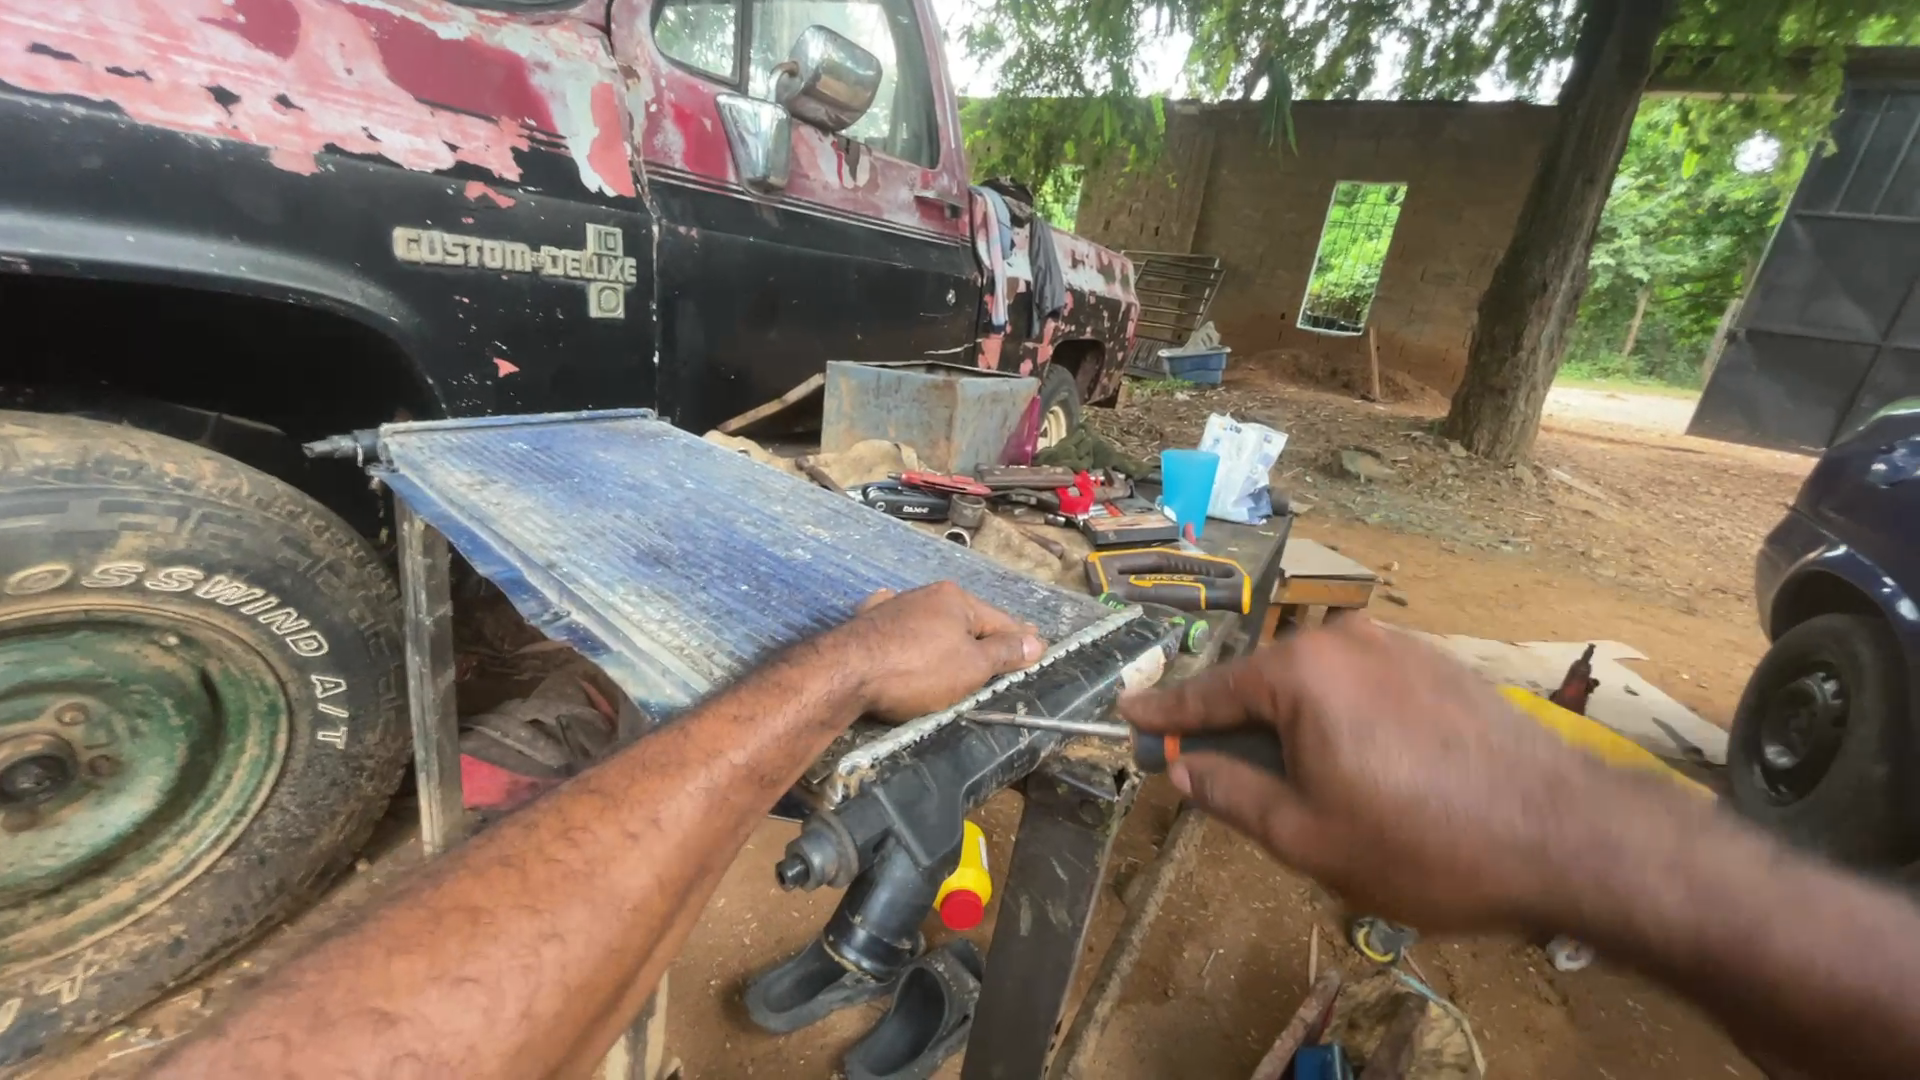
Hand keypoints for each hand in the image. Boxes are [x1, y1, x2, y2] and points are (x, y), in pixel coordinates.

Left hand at [827, 583, 1045, 722]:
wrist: (845, 673)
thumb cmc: (917, 670)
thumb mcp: (971, 666)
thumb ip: (1003, 653)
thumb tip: (1036, 640)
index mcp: (955, 599)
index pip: (999, 621)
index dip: (1020, 639)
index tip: (1036, 647)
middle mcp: (925, 595)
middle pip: (965, 620)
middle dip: (983, 635)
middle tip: (1002, 652)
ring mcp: (893, 606)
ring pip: (931, 622)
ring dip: (947, 635)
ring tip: (960, 651)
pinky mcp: (866, 624)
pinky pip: (898, 626)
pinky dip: (909, 632)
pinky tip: (904, 630)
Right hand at [1117, 616, 1640, 932]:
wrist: (1576, 839)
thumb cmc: (1424, 843)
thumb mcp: (1306, 835)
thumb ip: (1230, 794)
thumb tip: (1180, 769)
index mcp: (1298, 672)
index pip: (1208, 694)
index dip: (1163, 712)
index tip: (1125, 710)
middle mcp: (1338, 638)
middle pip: (1259, 686)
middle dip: (1232, 728)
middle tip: (1207, 766)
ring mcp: (1390, 643)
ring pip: (1309, 685)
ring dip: (1287, 726)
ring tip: (1292, 779)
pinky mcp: (1431, 661)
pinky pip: (1355, 683)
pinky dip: (1333, 716)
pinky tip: (1353, 761)